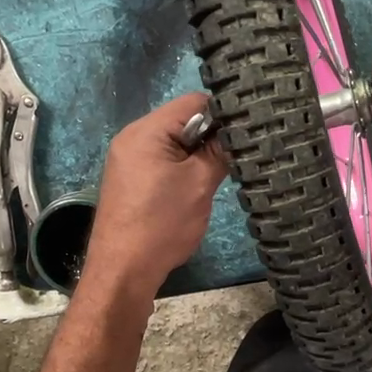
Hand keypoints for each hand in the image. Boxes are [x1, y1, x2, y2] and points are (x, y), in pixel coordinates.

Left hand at [80, 93, 228, 297]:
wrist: (124, 268)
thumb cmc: (161, 223)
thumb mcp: (199, 185)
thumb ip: (218, 153)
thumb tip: (236, 134)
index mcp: (146, 131)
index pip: (193, 102)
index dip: (223, 114)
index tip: (247, 132)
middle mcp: (133, 138)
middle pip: (182, 122)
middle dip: (210, 137)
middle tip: (237, 157)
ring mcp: (129, 161)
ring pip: (174, 145)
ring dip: (197, 157)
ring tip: (219, 175)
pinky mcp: (131, 181)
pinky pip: (163, 163)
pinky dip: (182, 170)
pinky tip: (196, 189)